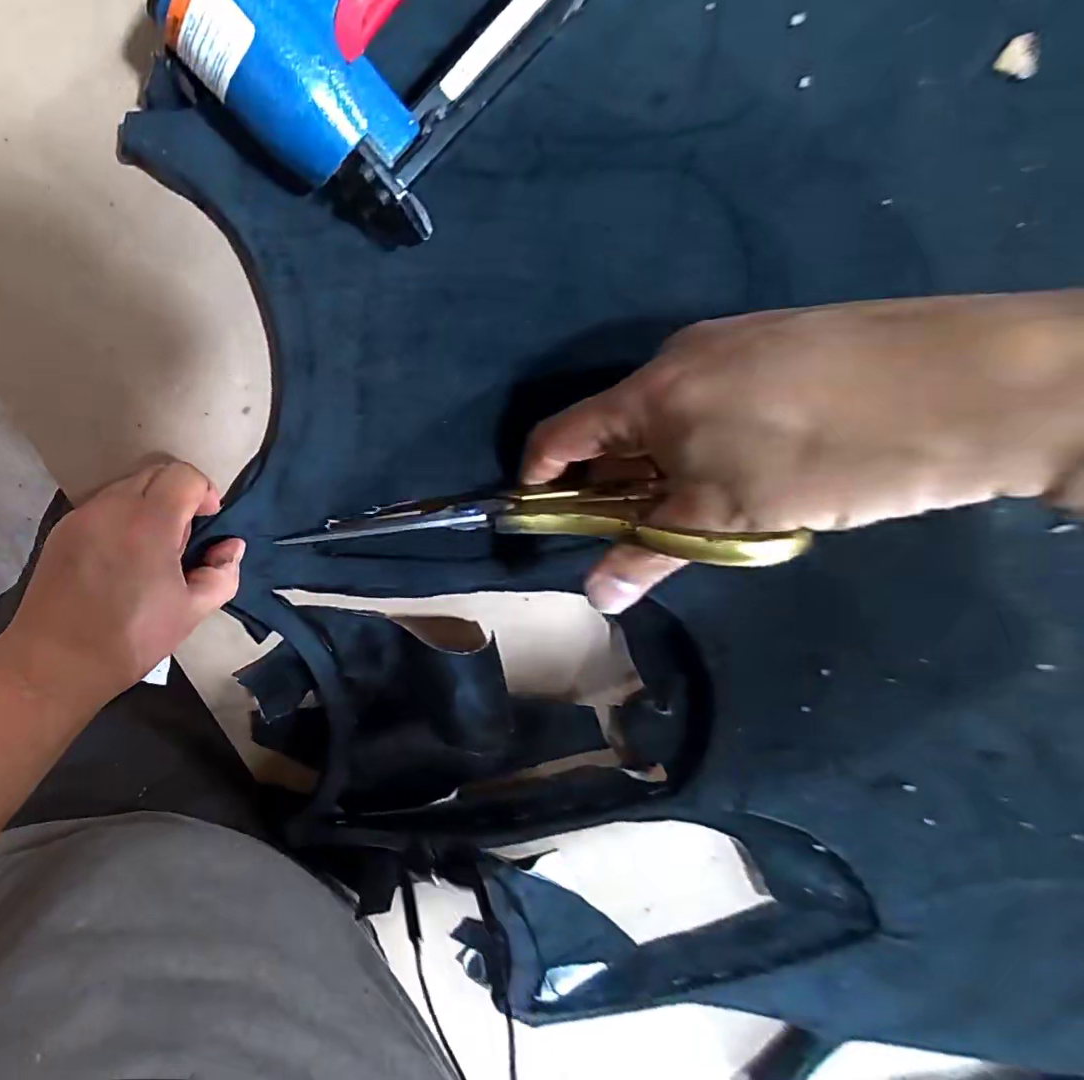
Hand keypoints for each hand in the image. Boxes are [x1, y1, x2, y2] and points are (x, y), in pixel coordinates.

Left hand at [0, 458, 243, 709]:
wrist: (55, 661)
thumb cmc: (129, 640)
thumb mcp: (190, 613)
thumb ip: (221, 574)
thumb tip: (230, 548)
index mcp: (147, 522)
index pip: (183, 476)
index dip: (204, 493)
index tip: (208, 522)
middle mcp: (111, 507)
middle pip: (154, 473)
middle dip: (176, 496)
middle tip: (179, 541)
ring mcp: (81, 516)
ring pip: (124, 488)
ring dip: (146, 506)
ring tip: (146, 554)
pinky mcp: (60, 530)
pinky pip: (99, 508)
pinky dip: (118, 519)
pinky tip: (117, 561)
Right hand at [522, 291, 1083, 612]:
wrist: (1020, 384)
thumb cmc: (842, 454)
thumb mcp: (733, 517)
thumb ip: (650, 553)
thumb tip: (597, 599)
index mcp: (650, 392)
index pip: (557, 436)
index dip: (539, 477)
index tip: (544, 513)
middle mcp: (680, 355)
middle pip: (614, 424)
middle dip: (615, 475)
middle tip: (644, 518)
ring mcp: (739, 336)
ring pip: (671, 409)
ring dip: (669, 455)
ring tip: (718, 492)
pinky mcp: (792, 333)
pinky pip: (721, 387)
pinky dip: (715, 428)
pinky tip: (769, 453)